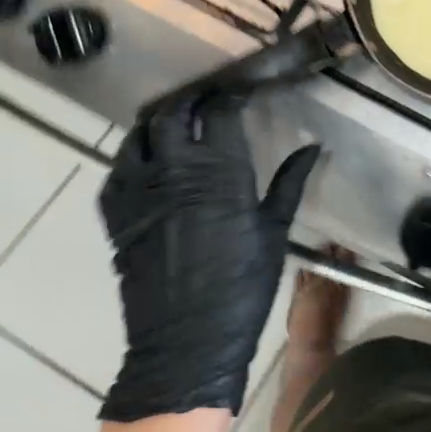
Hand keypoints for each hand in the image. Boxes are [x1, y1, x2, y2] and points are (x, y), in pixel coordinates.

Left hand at [98, 86, 319, 423]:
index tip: (244, 90)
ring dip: (157, 122)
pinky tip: (149, 161)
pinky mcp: (116, 215)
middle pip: (173, 113)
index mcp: (219, 171)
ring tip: (175, 121)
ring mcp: (138, 191)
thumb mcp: (275, 229)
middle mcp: (175, 170)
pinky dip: (132, 155)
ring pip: (138, 135)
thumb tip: (315, 147)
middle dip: (191, 99)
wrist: (186, 341)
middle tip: (207, 98)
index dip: (231, 95)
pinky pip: (117, 170)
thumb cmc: (242, 284)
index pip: (220, 111)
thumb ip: (290, 182)